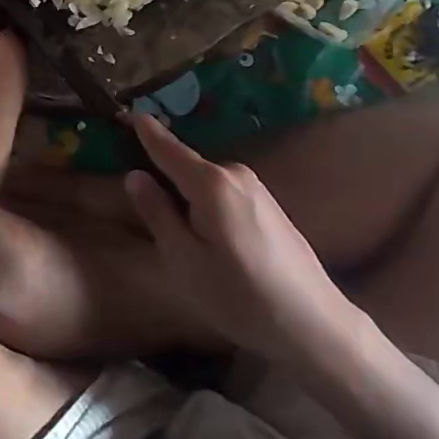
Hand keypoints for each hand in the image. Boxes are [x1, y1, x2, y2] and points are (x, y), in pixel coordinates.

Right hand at [123, 112, 359, 362]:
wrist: (314, 325)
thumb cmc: (241, 295)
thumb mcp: (185, 259)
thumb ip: (157, 212)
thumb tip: (134, 175)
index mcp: (210, 182)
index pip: (166, 147)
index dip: (143, 130)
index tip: (123, 112)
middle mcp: (234, 173)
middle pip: (185, 166)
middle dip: (164, 179)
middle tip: (147, 212)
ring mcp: (255, 187)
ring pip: (204, 183)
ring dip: (187, 197)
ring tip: (183, 239)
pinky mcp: (268, 203)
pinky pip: (223, 193)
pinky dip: (207, 205)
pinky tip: (214, 243)